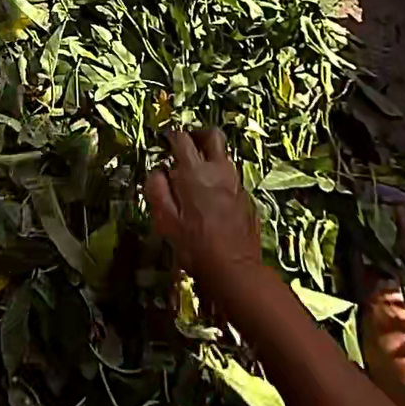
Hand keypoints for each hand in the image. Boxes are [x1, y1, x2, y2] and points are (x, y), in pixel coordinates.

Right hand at [144, 127, 263, 293]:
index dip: (171, 136)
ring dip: (210, 157)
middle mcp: (218, 170)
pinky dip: (220, 178)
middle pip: (212, 135)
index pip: (182, 138)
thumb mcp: (165, 221)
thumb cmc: (195, 246)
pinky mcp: (247, 197)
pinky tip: (212, 197)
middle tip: (187, 147)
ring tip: (198, 174)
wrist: (236, 270)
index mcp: (195, 171)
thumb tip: (157, 172)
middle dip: (198, 135)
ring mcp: (236, 182)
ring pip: (224, 155)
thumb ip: (157, 189)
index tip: (165, 142)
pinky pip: (231, 177)